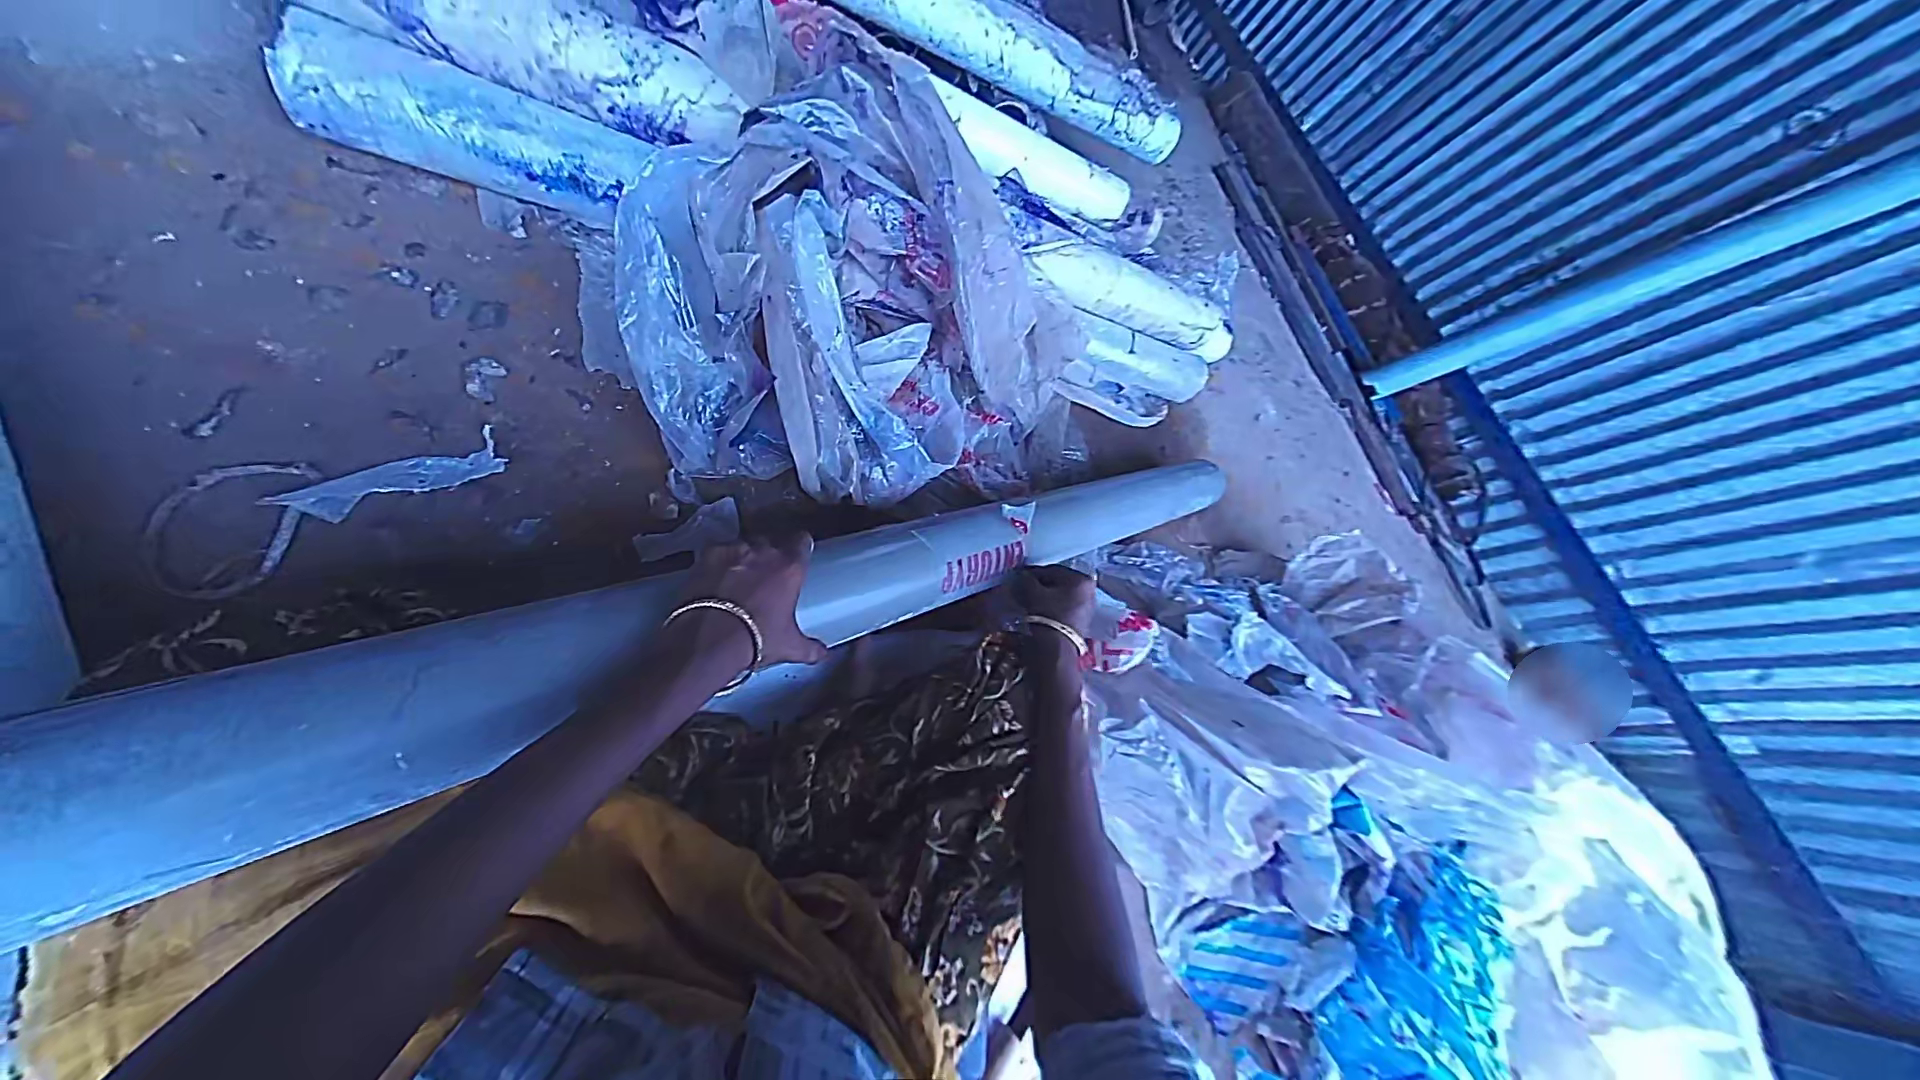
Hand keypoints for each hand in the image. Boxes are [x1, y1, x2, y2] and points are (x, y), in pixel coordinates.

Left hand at [681, 533, 829, 666]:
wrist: (710, 638)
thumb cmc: (754, 637)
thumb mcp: (788, 646)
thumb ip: (809, 648)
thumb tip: (821, 654)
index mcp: (790, 568)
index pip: (802, 541)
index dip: (800, 547)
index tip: (797, 554)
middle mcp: (765, 552)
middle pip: (770, 543)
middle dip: (768, 556)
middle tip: (764, 577)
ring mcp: (735, 551)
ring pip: (743, 546)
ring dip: (742, 558)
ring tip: (736, 580)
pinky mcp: (708, 555)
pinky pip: (718, 551)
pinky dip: (718, 562)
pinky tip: (714, 578)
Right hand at [1015, 565, 1094, 636]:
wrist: (1054, 648)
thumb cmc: (1045, 614)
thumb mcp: (1031, 591)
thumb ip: (1026, 579)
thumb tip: (1023, 575)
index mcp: (1082, 579)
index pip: (1052, 570)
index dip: (1033, 573)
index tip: (1020, 577)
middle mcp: (1090, 592)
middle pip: (1059, 583)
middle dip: (1041, 585)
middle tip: (1024, 589)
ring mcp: (1088, 609)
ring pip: (1062, 597)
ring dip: (1046, 597)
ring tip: (1029, 602)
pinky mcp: (1083, 623)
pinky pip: (1064, 609)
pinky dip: (1052, 608)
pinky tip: (1040, 612)